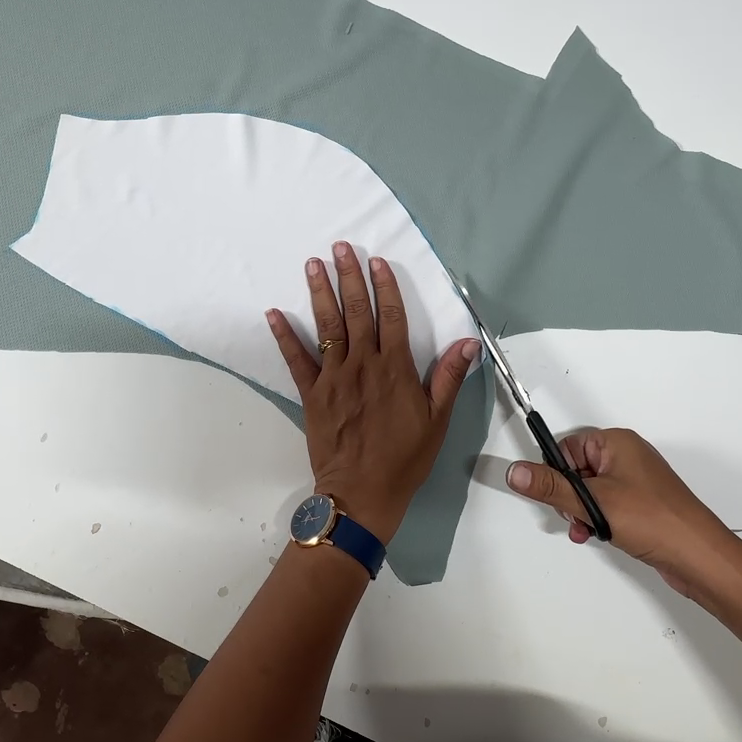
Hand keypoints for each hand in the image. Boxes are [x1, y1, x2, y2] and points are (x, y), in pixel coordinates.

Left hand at [266, 242, 479, 544]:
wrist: (362, 494)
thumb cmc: (404, 458)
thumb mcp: (437, 420)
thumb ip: (448, 377)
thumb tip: (468, 341)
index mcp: (395, 368)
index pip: (391, 317)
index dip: (385, 287)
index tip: (376, 261)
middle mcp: (362, 364)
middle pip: (356, 312)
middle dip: (349, 277)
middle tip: (341, 247)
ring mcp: (333, 377)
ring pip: (327, 326)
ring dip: (320, 293)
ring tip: (313, 264)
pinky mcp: (311, 393)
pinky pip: (296, 359)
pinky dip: (284, 336)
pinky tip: (273, 313)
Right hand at [505, 427, 741, 597]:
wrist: (701, 559)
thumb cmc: (653, 521)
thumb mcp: (593, 502)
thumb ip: (550, 487)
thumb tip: (514, 471)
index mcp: (617, 443)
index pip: (568, 446)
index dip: (556, 472)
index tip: (554, 496)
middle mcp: (627, 457)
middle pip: (578, 469)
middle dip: (569, 497)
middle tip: (574, 517)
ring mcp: (637, 482)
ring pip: (591, 490)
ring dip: (583, 512)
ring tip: (588, 532)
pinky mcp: (643, 505)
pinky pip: (608, 504)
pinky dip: (599, 520)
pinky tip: (599, 536)